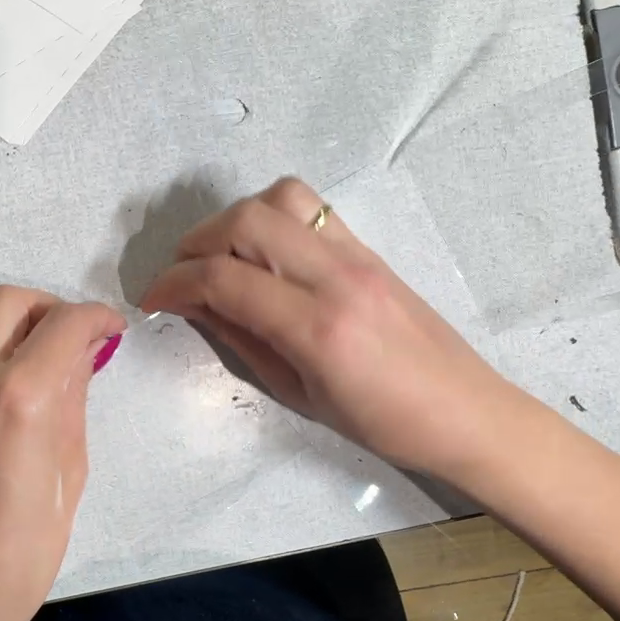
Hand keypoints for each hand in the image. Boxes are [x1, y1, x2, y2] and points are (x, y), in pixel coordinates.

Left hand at [0, 287, 123, 620]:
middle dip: (53, 308)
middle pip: (12, 300)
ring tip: (34, 347)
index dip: (98, 318)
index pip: (64, 324)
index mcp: (20, 400)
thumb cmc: (18, 557)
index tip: (114, 330)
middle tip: (77, 340)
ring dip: (8, 314)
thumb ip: (73, 403)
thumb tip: (85, 354)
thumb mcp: (67, 479)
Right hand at [139, 178, 541, 484]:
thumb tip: (191, 303)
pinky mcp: (368, 247)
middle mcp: (336, 276)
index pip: (223, 279)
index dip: (173, 284)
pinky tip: (263, 251)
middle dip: (196, 242)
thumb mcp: (296, 392)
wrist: (467, 411)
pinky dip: (271, 215)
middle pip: (245, 222)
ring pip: (279, 197)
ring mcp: (357, 254)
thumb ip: (240, 338)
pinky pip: (310, 207)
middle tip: (182, 274)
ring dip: (235, 219)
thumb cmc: (379, 423)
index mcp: (317, 327)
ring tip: (221, 255)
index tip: (153, 300)